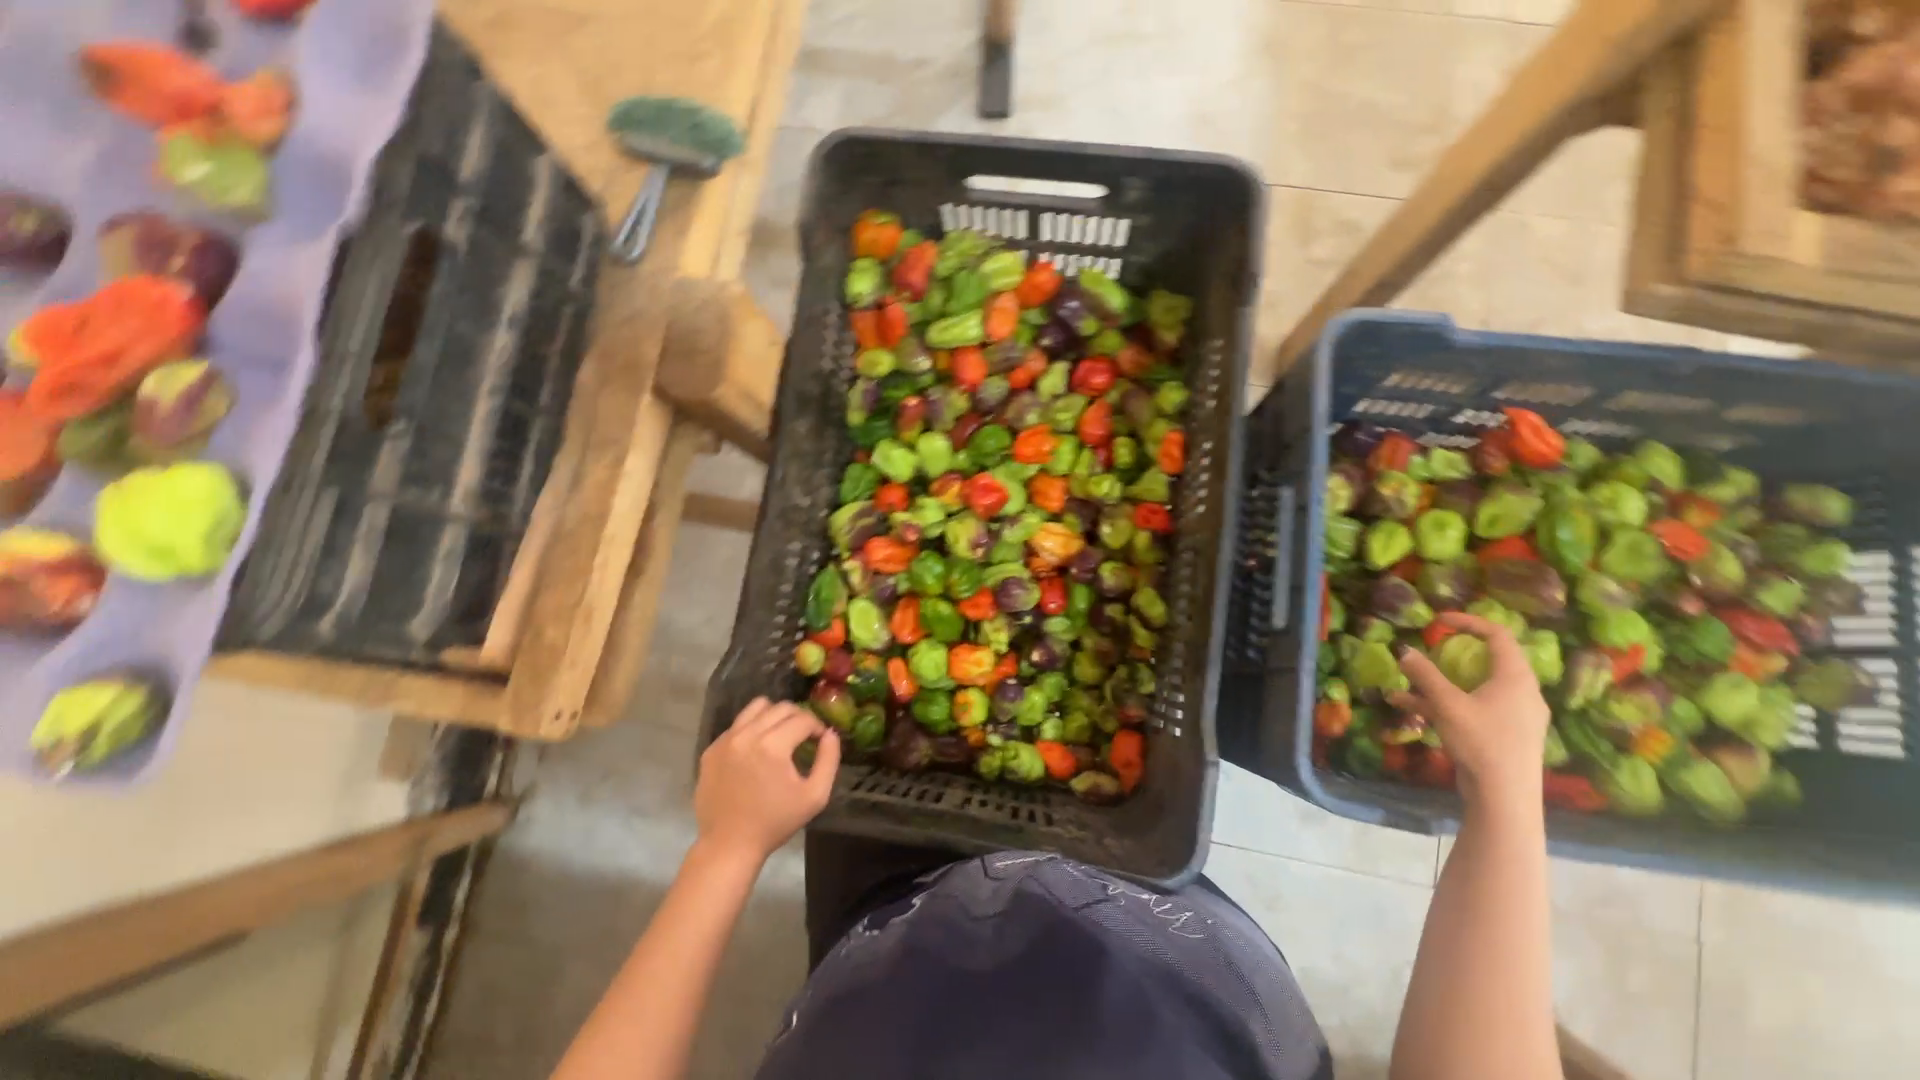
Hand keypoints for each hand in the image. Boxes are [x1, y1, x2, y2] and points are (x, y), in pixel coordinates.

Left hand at [694, 698, 839, 863]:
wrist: (729, 844)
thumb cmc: (775, 822)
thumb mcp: (815, 796)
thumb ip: (829, 760)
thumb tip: (829, 733)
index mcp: (773, 746)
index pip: (802, 719)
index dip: (817, 726)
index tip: (819, 740)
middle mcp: (747, 735)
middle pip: (780, 707)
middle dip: (798, 717)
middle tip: (804, 736)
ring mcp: (725, 740)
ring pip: (756, 708)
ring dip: (774, 716)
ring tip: (780, 736)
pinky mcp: (711, 749)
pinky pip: (737, 725)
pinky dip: (751, 729)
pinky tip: (756, 751)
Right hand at [1391, 613, 1549, 813]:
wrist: (1505, 797)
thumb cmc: (1482, 742)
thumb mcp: (1447, 705)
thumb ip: (1425, 675)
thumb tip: (1403, 649)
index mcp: (1515, 677)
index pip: (1498, 635)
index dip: (1468, 622)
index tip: (1440, 621)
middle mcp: (1522, 692)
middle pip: (1487, 661)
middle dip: (1451, 655)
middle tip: (1429, 651)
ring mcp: (1516, 715)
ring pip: (1476, 688)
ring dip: (1440, 684)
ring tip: (1406, 686)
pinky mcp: (1506, 735)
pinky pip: (1475, 709)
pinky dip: (1447, 705)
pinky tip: (1413, 710)